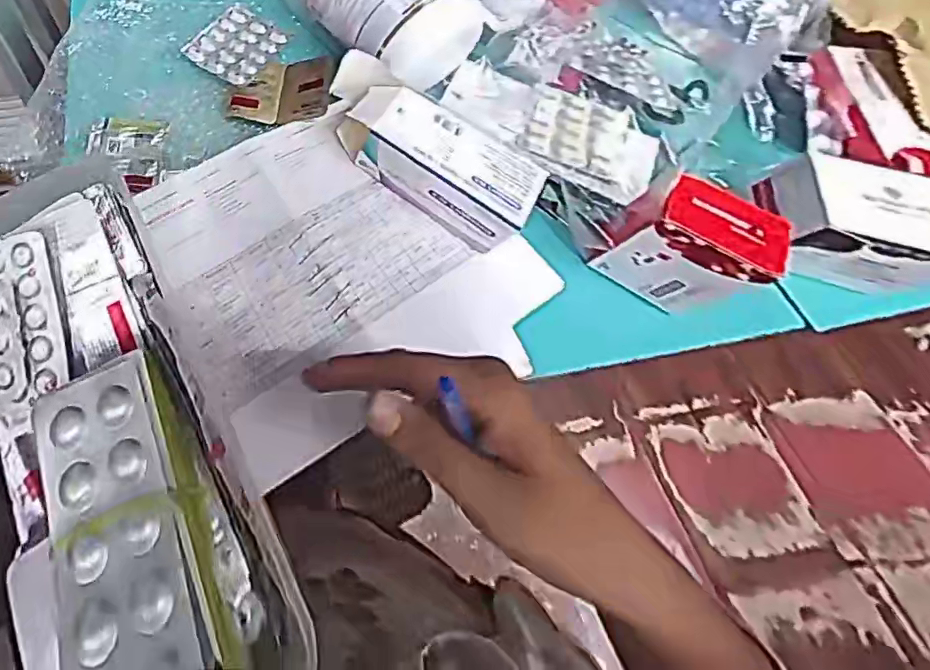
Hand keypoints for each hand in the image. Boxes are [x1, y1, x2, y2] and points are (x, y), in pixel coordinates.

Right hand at [304, 350, 771, 669]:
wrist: (614, 561)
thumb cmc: (556, 529)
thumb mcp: (485, 493)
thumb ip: (427, 444)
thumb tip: (373, 401)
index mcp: (487, 386)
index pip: (406, 367)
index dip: (356, 371)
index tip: (315, 376)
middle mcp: (488, 378)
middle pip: (411, 367)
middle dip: (363, 372)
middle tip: (317, 379)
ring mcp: (491, 395)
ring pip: (422, 383)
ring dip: (381, 387)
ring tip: (337, 389)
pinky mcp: (491, 415)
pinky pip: (437, 400)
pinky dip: (406, 405)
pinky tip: (386, 414)